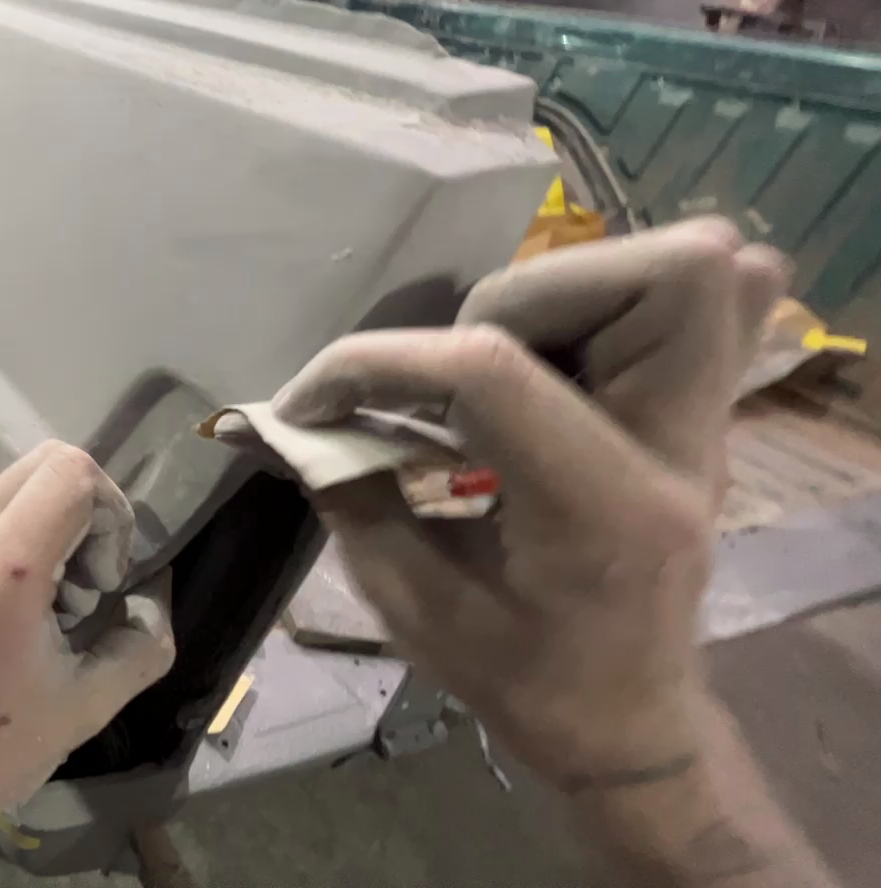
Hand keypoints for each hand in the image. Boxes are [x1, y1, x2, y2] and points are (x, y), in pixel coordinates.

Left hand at [0, 442, 174, 885]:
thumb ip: (137, 649)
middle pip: (47, 461)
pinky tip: (25, 608)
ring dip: (57, 523)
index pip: (72, 472)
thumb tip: (154, 609)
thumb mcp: (82, 709)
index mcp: (2, 567)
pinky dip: (26, 536)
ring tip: (58, 603)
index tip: (106, 580)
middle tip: (89, 582)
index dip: (112, 514)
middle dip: (89, 509)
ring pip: (17, 485)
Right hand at [274, 217, 787, 788]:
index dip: (370, 364)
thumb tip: (280, 420)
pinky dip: (608, 297)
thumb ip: (343, 489)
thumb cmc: (511, 671)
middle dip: (515, 299)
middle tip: (443, 365)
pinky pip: (707, 301)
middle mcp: (677, 448)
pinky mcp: (693, 410)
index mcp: (597, 509)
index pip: (487, 371)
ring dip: (563, 290)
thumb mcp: (402, 596)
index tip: (305, 407)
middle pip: (669, 278)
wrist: (622, 716)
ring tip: (485, 354)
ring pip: (698, 270)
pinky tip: (540, 349)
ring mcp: (702, 424)